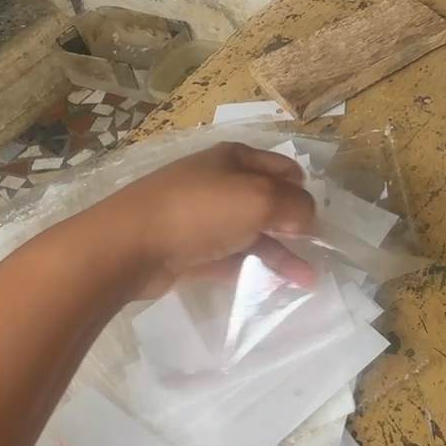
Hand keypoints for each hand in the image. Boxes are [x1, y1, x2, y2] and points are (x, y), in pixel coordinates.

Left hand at [75, 141, 317, 298]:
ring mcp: (202, 218)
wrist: (126, 247)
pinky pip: (231, 258)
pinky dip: (254, 269)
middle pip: (268, 202)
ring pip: (252, 233)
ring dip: (281, 253)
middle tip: (319, 249)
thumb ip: (295, 207)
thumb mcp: (260, 200)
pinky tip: (276, 286)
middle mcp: (220, 183)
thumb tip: (310, 220)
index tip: (319, 218)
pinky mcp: (189, 251)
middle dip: (295, 224)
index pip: (283, 169)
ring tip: (308, 279)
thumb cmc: (199, 210)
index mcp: (236, 159)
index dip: (304, 190)